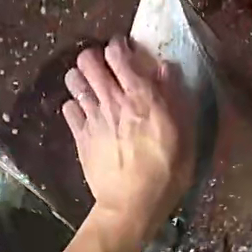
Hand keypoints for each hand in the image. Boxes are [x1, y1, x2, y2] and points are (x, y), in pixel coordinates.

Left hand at [63, 39, 189, 247]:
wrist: (132, 204)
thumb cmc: (166, 172)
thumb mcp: (183, 135)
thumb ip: (173, 97)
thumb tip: (164, 68)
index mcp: (140, 97)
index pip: (118, 53)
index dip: (119, 46)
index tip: (125, 51)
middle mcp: (112, 100)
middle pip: (88, 60)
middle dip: (95, 58)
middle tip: (106, 68)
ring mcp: (92, 118)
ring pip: (73, 80)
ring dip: (82, 78)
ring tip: (93, 88)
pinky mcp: (79, 136)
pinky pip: (68, 108)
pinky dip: (75, 106)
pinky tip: (86, 114)